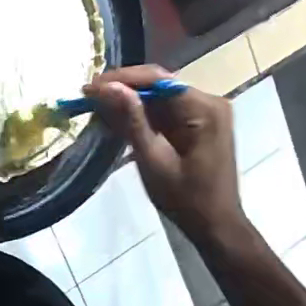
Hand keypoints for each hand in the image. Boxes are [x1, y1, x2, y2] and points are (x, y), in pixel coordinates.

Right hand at [86, 65, 248, 246]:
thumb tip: (109, 87)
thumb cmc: (186, 200)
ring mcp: (208, 113)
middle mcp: (210, 103)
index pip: (159, 80)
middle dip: (125, 90)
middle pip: (161, 86)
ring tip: (97, 107)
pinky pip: (169, 113)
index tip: (90, 87)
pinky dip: (145, 117)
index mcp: (205, 109)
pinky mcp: (201, 125)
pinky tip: (119, 120)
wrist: (216, 226)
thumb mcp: (153, 160)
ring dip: (132, 103)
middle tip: (89, 97)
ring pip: (162, 99)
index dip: (122, 79)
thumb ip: (132, 121)